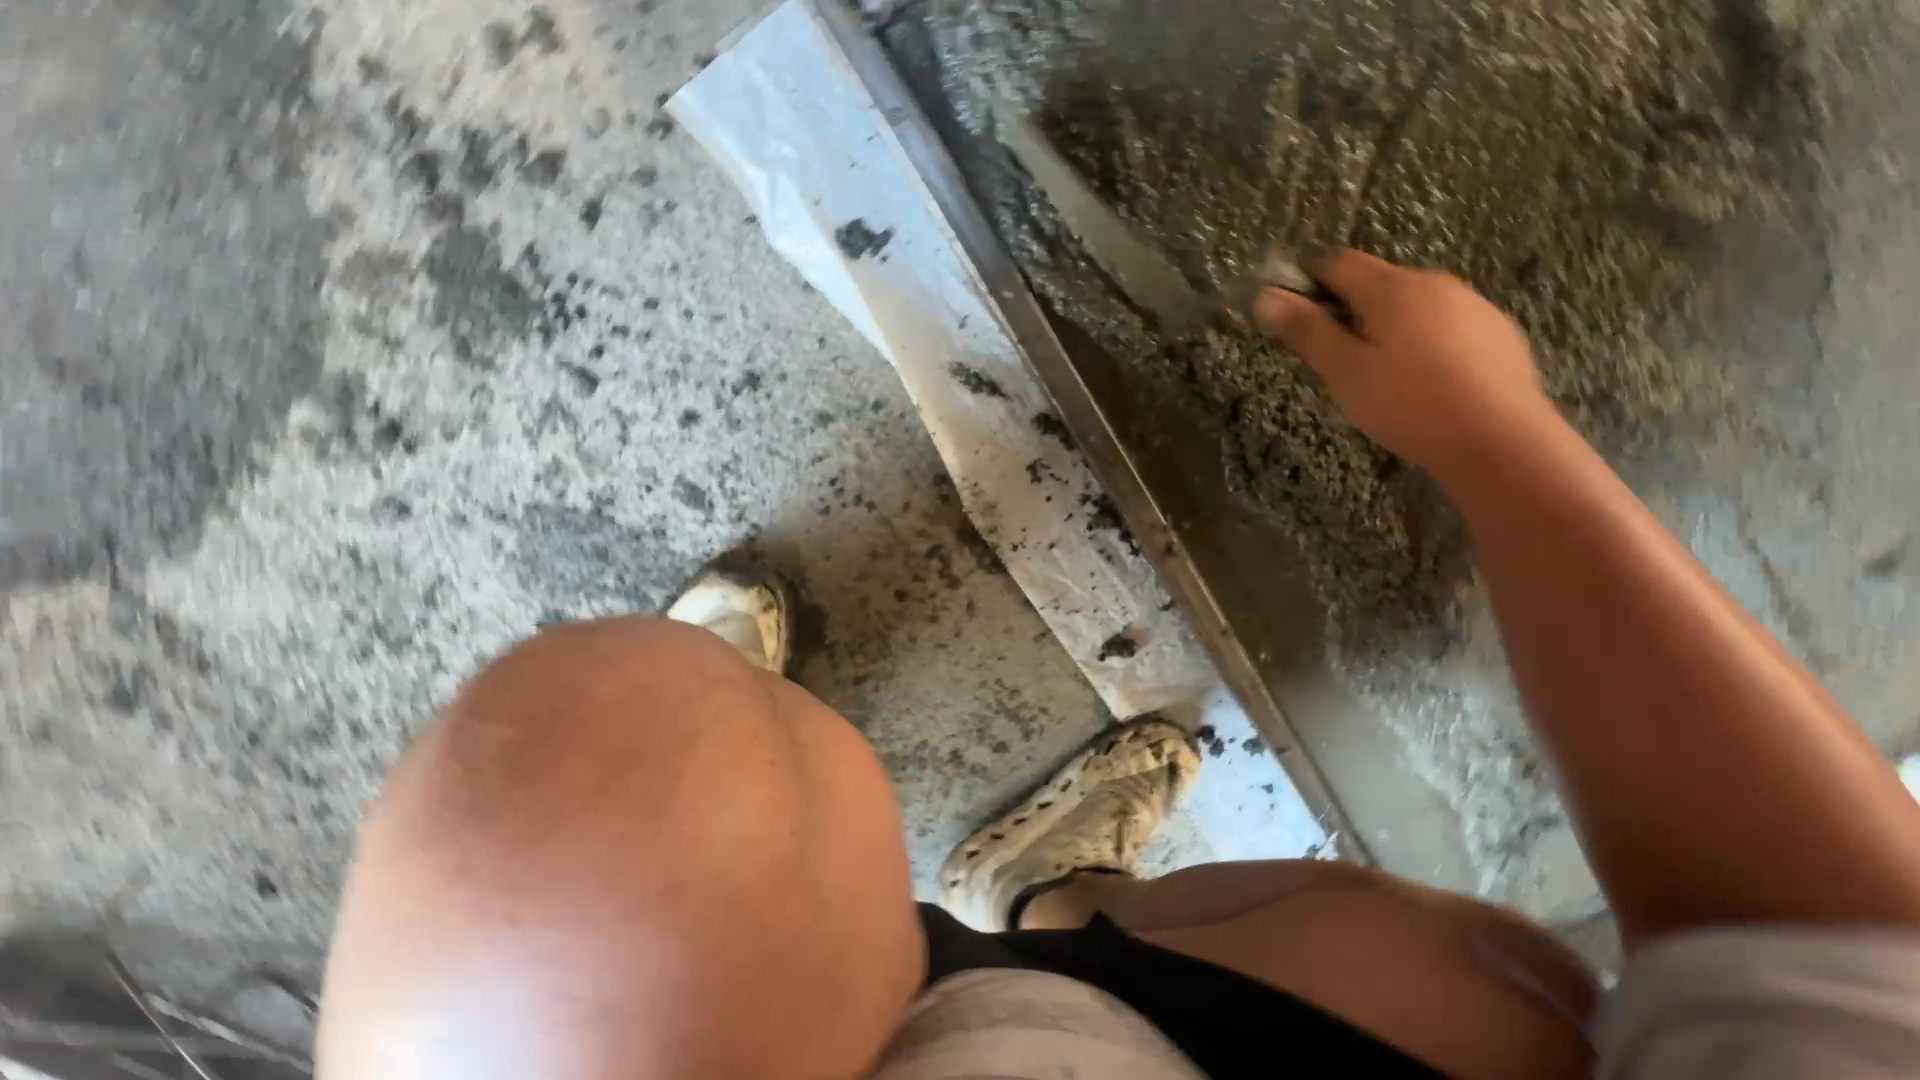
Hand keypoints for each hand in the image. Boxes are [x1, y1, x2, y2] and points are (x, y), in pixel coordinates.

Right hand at [1255, 250, 1552, 479]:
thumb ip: (1307, 331)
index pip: (1338, 262)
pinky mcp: (1497, 332)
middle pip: (1379, 282)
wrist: (1500, 440)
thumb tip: (1267, 296)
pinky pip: (1447, 326)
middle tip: (1337, 359)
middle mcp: (1434, 283)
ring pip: (1415, 305)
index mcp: (1392, 288)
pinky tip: (1426, 384)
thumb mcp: (1346, 373)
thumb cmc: (1410, 405)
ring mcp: (1472, 305)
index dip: (1310, 282)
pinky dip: (1426, 344)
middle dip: (1351, 310)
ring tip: (1383, 377)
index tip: (1297, 317)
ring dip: (1390, 327)